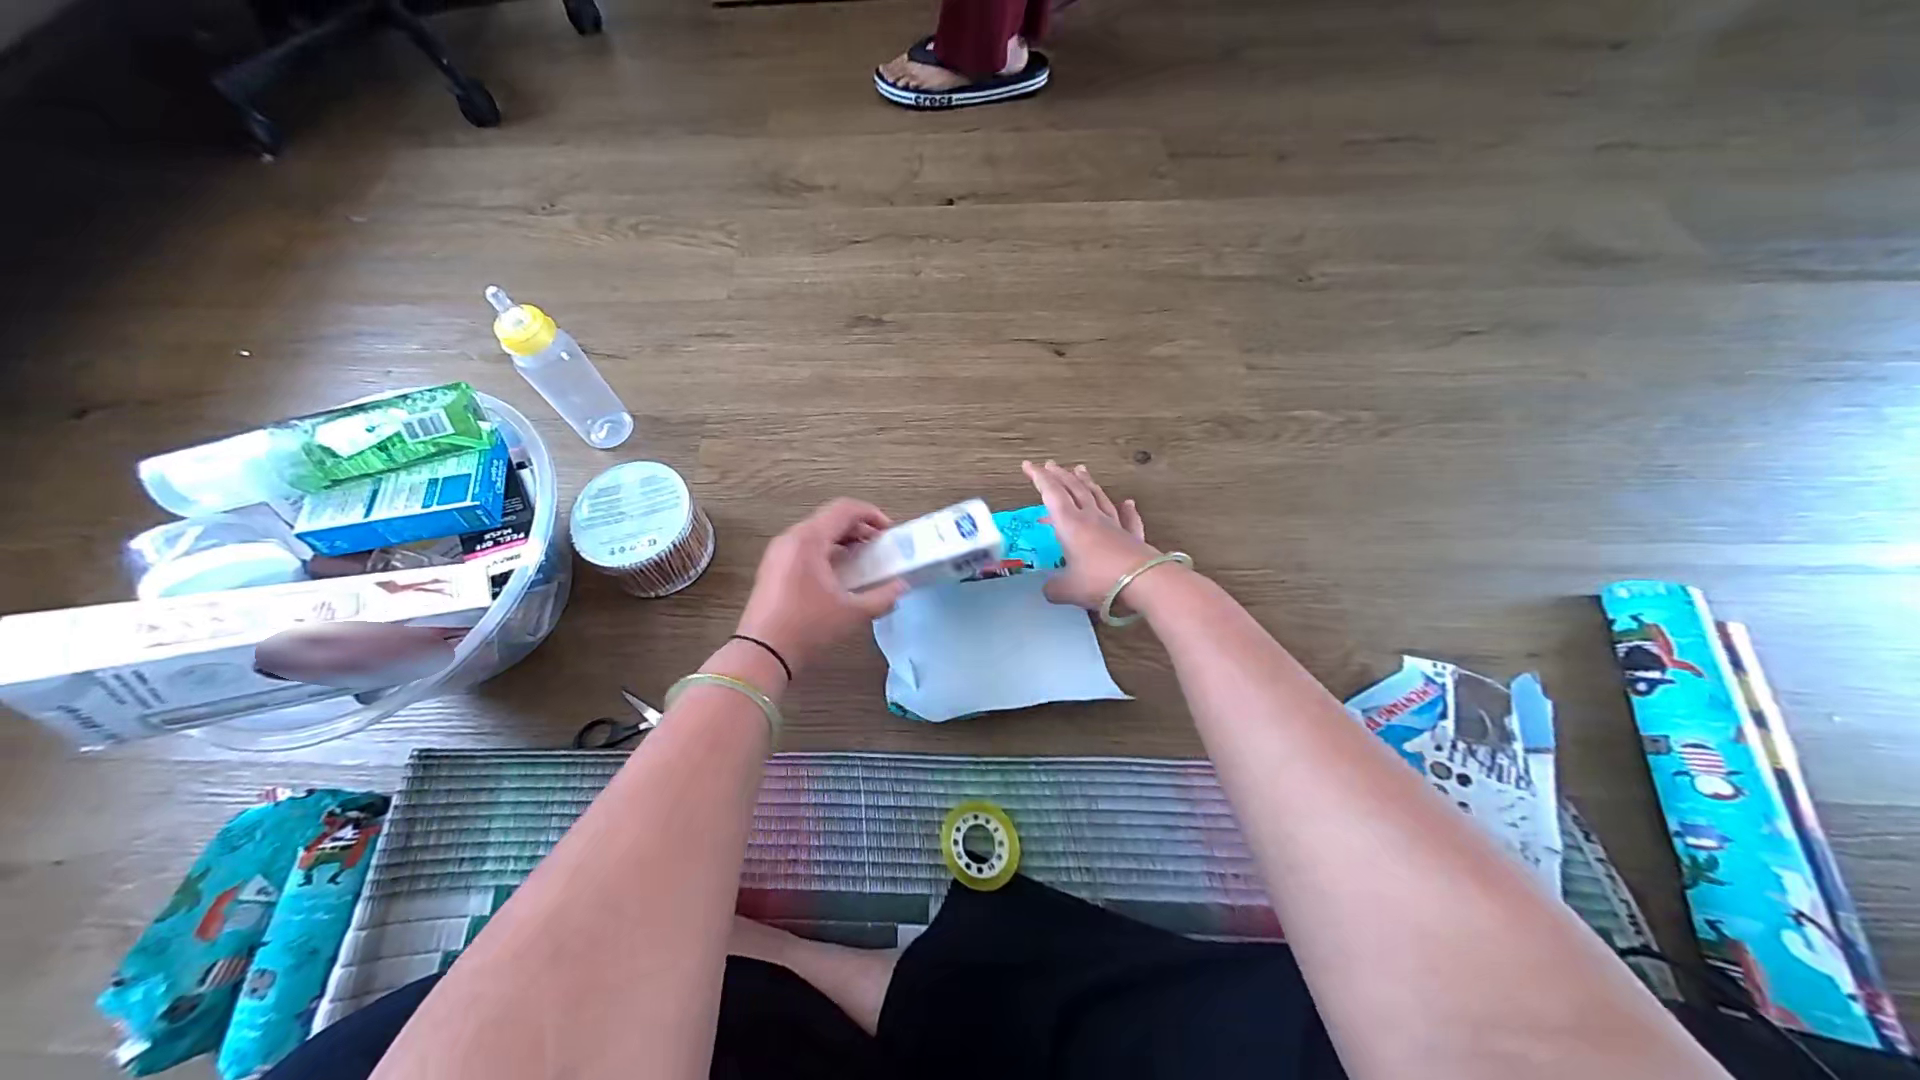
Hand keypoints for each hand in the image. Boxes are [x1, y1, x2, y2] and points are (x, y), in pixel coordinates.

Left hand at [736, 498, 908, 673]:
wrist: (762, 652)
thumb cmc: (808, 627)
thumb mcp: (853, 612)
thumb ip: (883, 596)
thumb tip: (901, 586)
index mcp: (809, 539)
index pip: (845, 509)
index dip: (872, 514)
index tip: (889, 532)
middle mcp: (791, 538)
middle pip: (830, 518)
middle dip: (859, 529)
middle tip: (879, 548)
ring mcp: (778, 552)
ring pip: (817, 532)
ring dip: (843, 540)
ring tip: (862, 561)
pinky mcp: (773, 567)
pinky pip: (805, 546)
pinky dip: (826, 551)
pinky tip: (839, 574)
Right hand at [1023, 460, 1161, 608]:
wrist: (1144, 582)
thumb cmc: (1100, 580)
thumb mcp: (1068, 589)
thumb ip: (1054, 588)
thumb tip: (1049, 590)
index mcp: (1070, 524)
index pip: (1051, 494)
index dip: (1038, 478)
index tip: (1027, 465)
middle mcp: (1091, 518)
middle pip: (1074, 489)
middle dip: (1060, 475)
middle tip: (1051, 464)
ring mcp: (1114, 525)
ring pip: (1098, 497)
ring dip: (1088, 482)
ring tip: (1081, 470)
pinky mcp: (1133, 537)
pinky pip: (1128, 518)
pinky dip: (1127, 509)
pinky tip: (1128, 503)